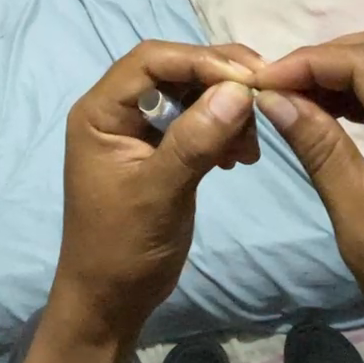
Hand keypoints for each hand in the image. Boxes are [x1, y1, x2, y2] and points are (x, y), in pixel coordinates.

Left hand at [52, 40, 264, 340]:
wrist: (110, 301)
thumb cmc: (122, 248)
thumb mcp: (159, 193)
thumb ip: (195, 141)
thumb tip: (237, 90)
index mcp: (100, 110)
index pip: (150, 60)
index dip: (199, 60)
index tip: (249, 78)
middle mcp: (115, 109)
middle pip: (171, 70)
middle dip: (218, 80)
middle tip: (263, 98)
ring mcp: (137, 128)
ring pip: (187, 93)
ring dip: (224, 107)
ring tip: (250, 146)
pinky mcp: (158, 148)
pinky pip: (193, 121)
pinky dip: (220, 129)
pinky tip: (240, 156)